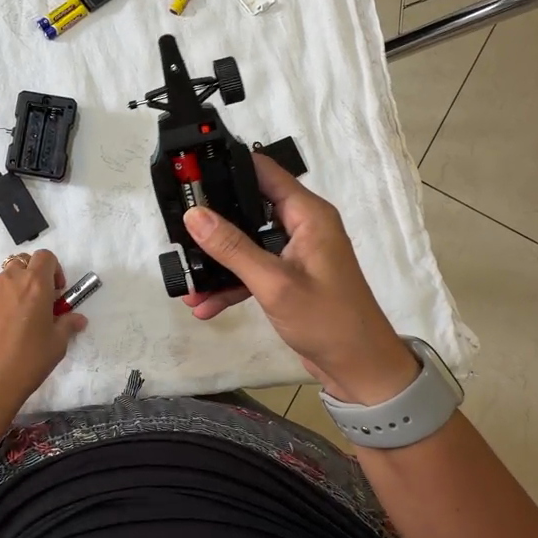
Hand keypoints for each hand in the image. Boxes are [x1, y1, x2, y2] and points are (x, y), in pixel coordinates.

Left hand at [0, 249, 86, 412]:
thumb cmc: (29, 360)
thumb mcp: (57, 344)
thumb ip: (68, 324)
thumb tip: (77, 318)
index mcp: (35, 284)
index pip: (45, 256)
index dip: (53, 270)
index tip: (55, 292)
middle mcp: (9, 280)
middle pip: (22, 264)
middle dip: (32, 278)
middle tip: (36, 304)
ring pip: (3, 280)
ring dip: (13, 291)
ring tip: (15, 320)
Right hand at [181, 155, 416, 404]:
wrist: (361, 370)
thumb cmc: (327, 320)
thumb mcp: (274, 283)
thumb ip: (232, 247)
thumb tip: (193, 214)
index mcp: (308, 215)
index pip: (264, 172)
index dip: (228, 166)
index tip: (189, 171)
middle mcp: (302, 226)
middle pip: (248, 207)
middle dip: (212, 219)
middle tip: (175, 223)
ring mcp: (294, 253)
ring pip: (245, 242)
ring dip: (216, 260)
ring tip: (185, 278)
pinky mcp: (287, 277)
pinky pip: (250, 269)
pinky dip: (229, 284)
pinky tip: (204, 304)